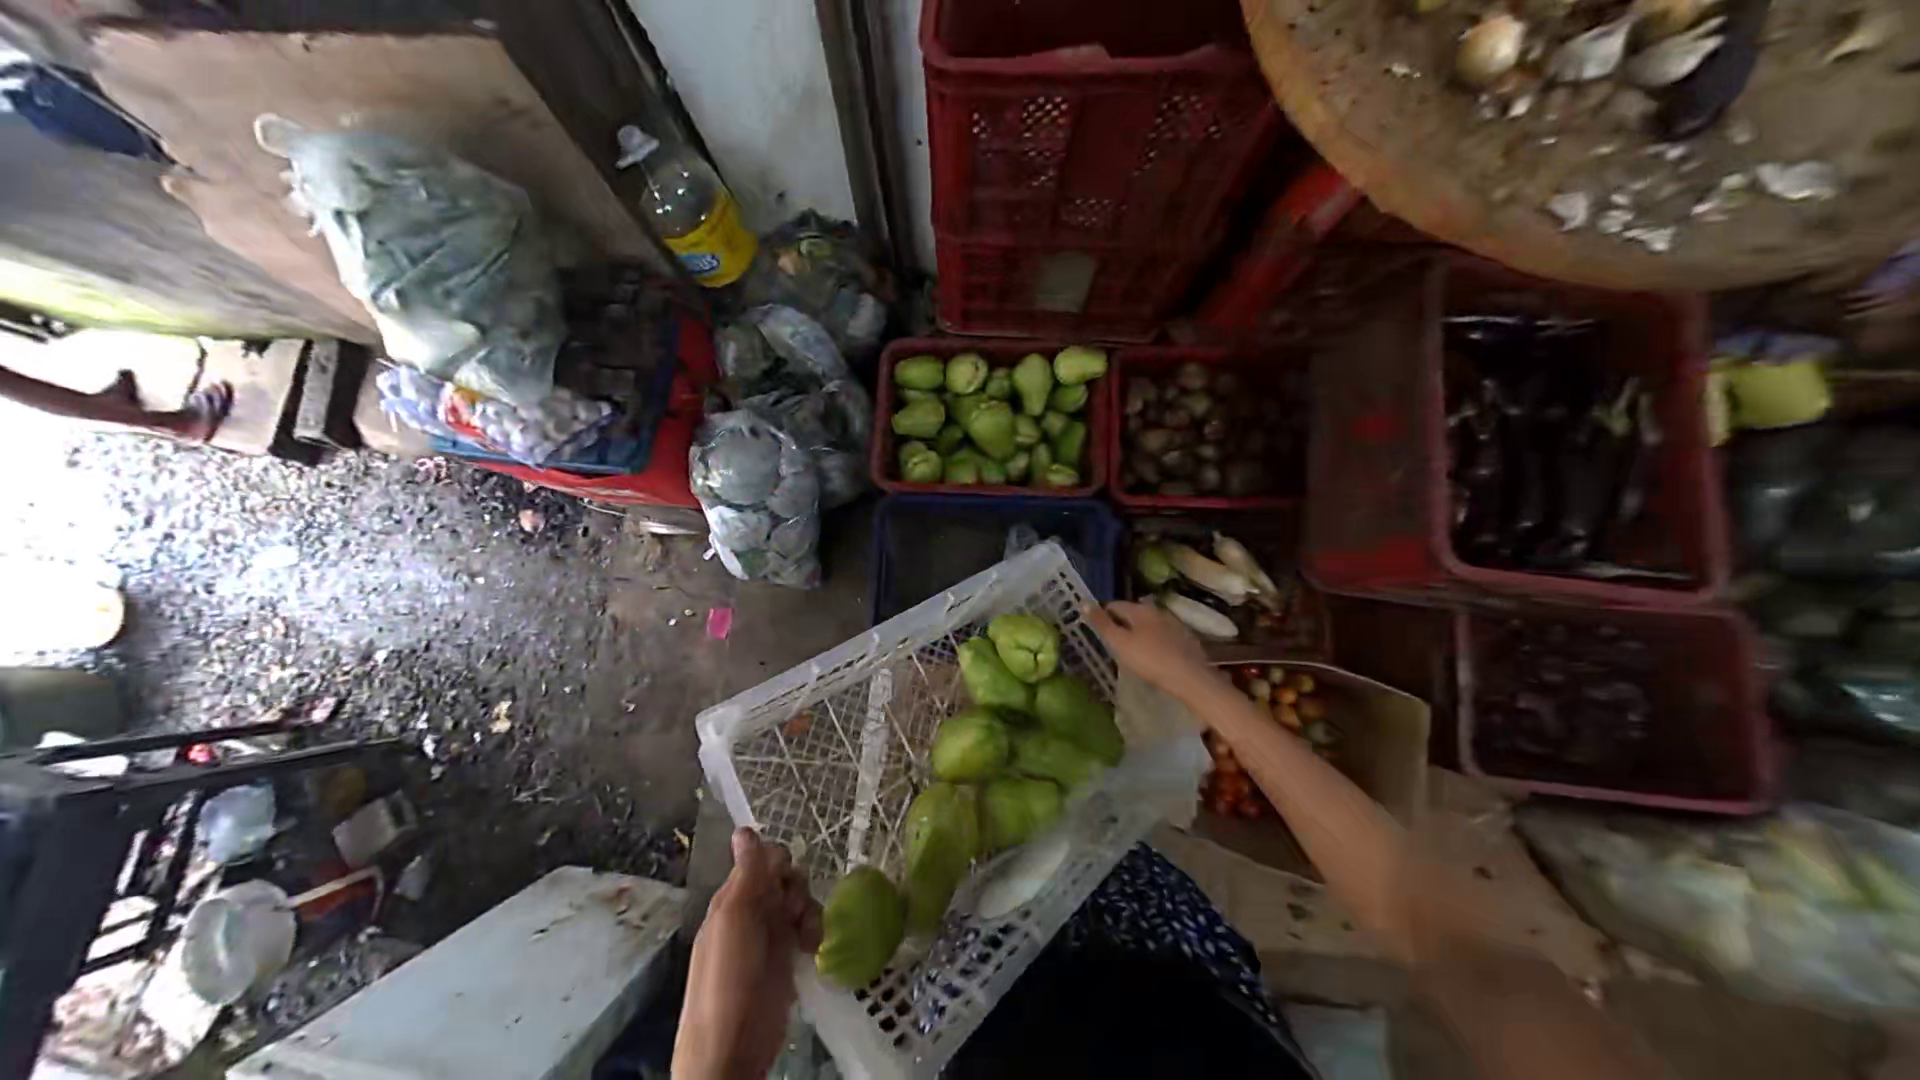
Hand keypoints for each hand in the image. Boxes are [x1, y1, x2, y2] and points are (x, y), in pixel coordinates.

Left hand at [674, 828, 821, 1079]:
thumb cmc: (728, 976)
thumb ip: (746, 873)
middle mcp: (752, 912)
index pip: (762, 859)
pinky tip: (813, 948)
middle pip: (785, 877)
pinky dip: (814, 931)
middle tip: (793, 911)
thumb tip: (745, 828)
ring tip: (806, 935)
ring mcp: (770, 936)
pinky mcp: (787, 959)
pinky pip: (807, 928)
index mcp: (733, 898)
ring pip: (799, 901)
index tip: (783, 879)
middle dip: (796, 887)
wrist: (732, 1047)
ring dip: (808, 910)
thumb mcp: (734, 918)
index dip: (777, 863)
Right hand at [1083, 600, 1219, 702]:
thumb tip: (1083, 602)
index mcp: (1139, 609)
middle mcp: (1157, 610)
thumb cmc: (1150, 659)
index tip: (1098, 631)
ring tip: (1132, 649)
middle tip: (1113, 641)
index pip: (1114, 605)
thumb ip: (1101, 623)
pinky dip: (1154, 640)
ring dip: (1139, 631)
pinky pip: (1162, 634)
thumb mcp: (1119, 643)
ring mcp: (1174, 623)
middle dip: (1122, 622)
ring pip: (1149, 622)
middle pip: (1133, 612)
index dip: (1103, 615)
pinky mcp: (1186, 637)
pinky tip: (1153, 655)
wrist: (1190, 677)